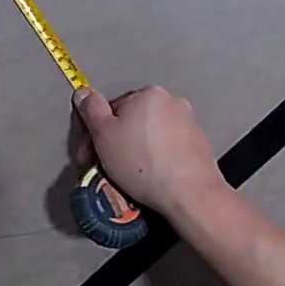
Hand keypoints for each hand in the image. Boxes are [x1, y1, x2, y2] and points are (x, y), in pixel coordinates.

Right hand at [73, 86, 230, 217]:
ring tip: (132, 176)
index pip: (112, 109)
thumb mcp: (104, 135)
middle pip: (133, 120)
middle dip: (119, 141)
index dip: (98, 134)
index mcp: (148, 93)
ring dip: (139, 150)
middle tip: (109, 168)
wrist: (190, 193)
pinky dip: (158, 158)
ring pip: (151, 134)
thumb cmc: (142, 163)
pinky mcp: (200, 143)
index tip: (91, 156)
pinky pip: (169, 146)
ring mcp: (189, 122)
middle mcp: (172, 101)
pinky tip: (154, 176)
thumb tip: (84, 92)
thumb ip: (91, 109)